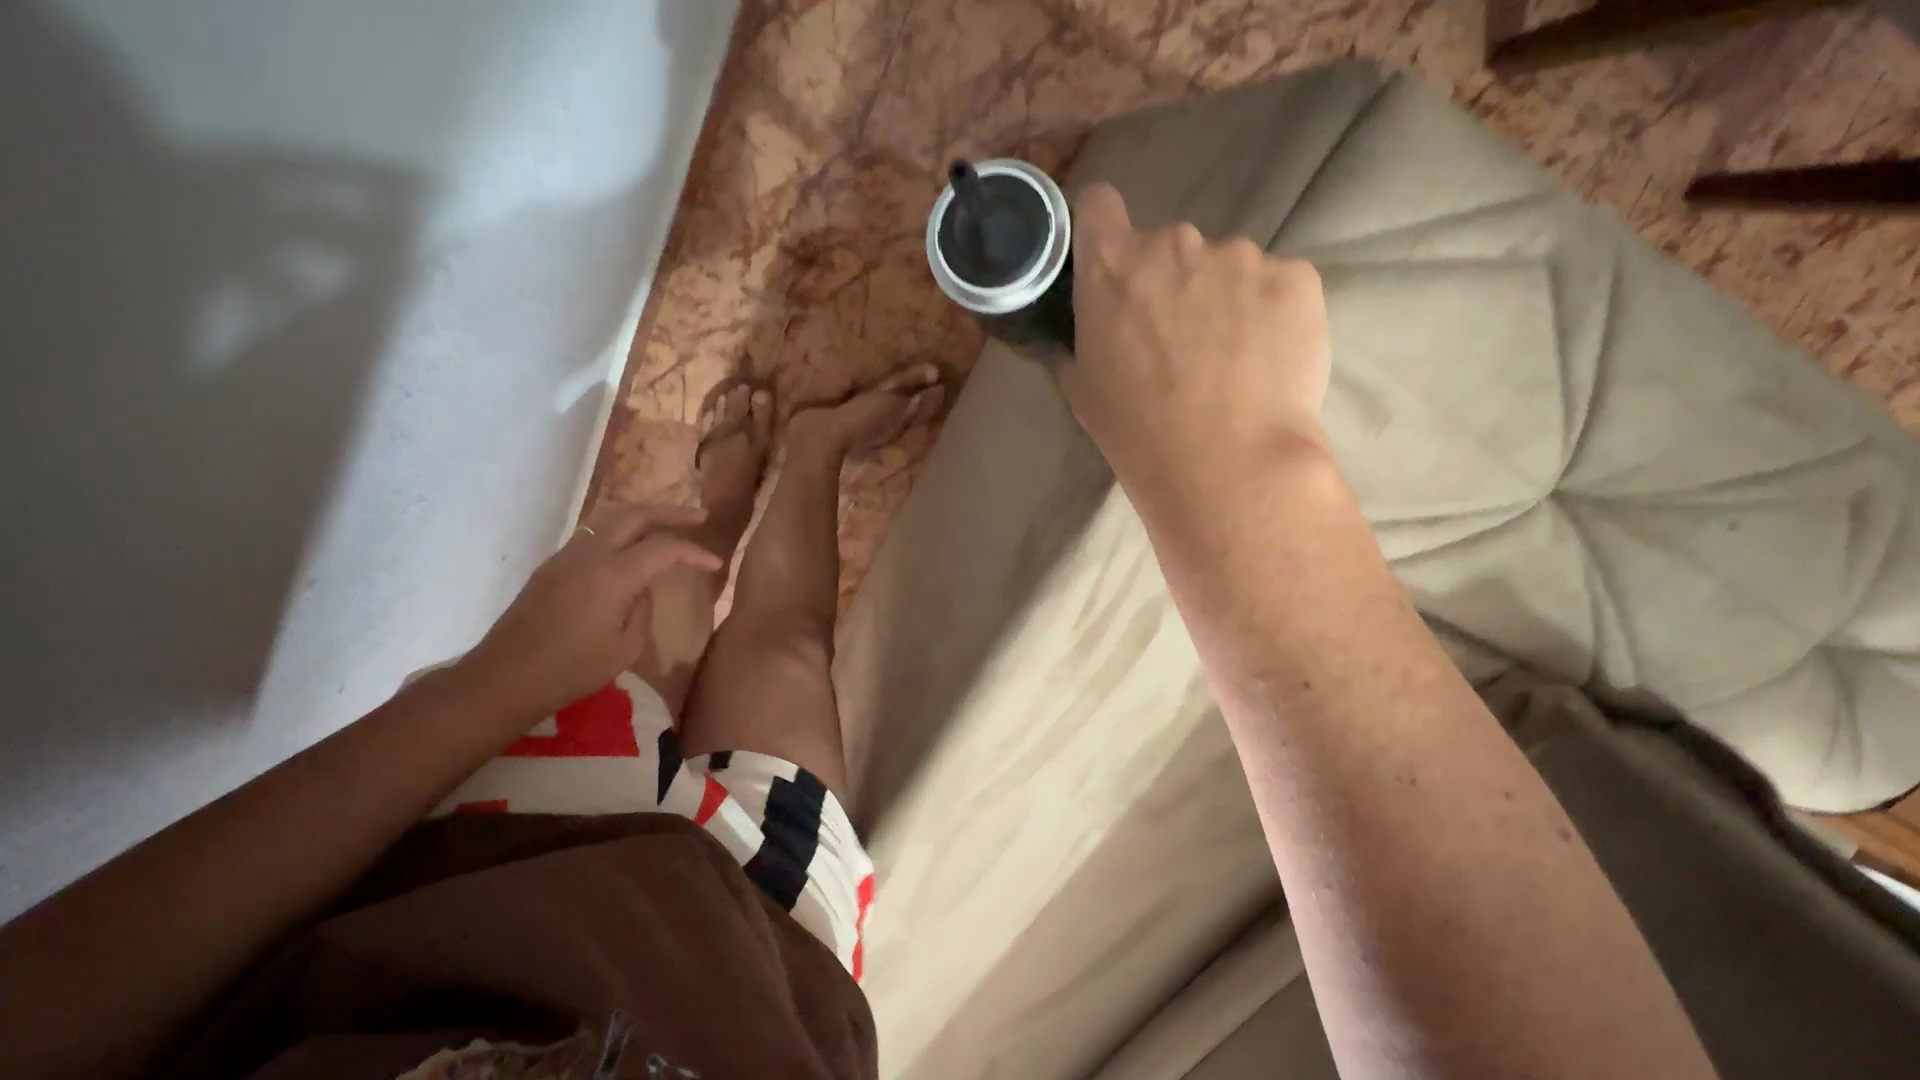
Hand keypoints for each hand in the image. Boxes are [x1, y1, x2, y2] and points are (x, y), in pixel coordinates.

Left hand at [459, 503, 721, 719]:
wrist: (504, 678)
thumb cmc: (571, 670)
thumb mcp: (625, 649)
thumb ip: (642, 610)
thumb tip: (642, 589)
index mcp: (613, 575)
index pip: (663, 548)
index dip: (693, 552)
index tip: (716, 563)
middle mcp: (590, 553)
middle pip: (635, 515)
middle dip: (670, 512)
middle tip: (699, 517)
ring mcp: (566, 556)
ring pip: (609, 517)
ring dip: (642, 514)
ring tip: (665, 522)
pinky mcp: (551, 566)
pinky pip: (592, 532)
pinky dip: (618, 528)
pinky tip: (629, 545)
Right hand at [1062, 184, 1332, 517]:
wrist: (1226, 463)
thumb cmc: (1137, 432)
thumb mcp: (1082, 388)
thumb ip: (1084, 338)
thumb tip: (1092, 328)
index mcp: (1111, 264)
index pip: (1098, 206)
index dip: (1104, 230)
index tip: (1113, 265)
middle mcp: (1173, 242)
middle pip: (1169, 247)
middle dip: (1173, 283)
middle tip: (1182, 344)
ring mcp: (1240, 255)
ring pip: (1228, 268)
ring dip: (1226, 300)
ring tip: (1234, 364)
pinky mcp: (1296, 277)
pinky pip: (1279, 286)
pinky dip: (1274, 315)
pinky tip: (1270, 363)